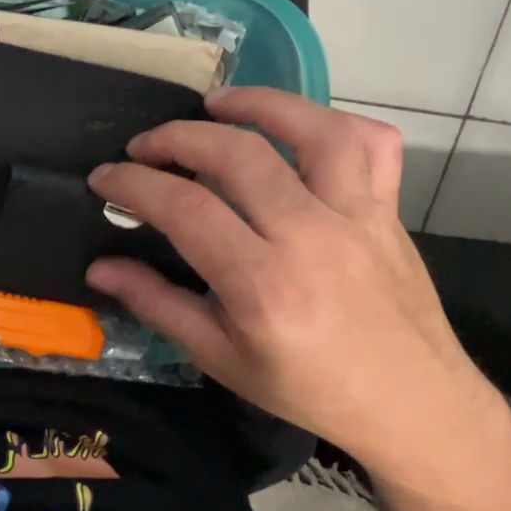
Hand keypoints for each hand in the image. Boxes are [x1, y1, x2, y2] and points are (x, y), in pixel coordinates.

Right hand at [84, 87, 499, 473]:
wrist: (411, 405)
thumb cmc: (306, 388)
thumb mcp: (218, 357)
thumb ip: (157, 304)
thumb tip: (99, 268)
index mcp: (262, 285)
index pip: (184, 208)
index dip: (133, 183)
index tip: (104, 178)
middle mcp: (311, 238)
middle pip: (237, 155)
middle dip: (176, 138)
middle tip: (143, 147)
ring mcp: (358, 218)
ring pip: (314, 131)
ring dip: (258, 104)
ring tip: (216, 104)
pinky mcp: (388, 212)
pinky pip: (374, 145)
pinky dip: (334, 121)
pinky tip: (295, 127)